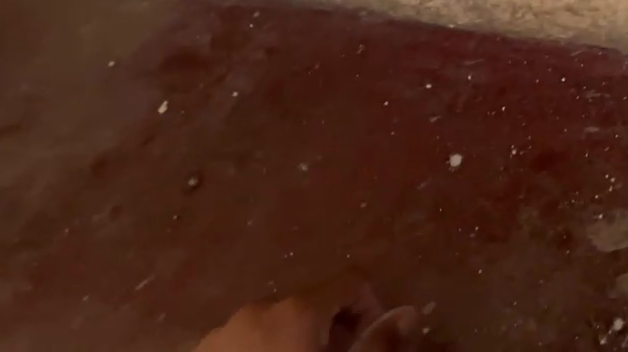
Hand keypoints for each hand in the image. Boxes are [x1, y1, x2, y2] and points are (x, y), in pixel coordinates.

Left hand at [193, 280, 419, 351]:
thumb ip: (378, 344)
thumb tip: (410, 312)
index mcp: (297, 308)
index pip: (352, 281)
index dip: (370, 307)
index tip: (367, 342)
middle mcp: (258, 309)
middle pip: (312, 303)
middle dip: (330, 329)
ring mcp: (217, 336)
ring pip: (274, 325)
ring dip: (292, 344)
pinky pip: (239, 345)